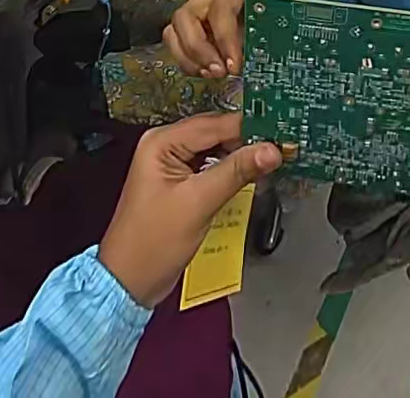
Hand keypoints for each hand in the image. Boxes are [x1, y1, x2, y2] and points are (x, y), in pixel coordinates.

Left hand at [98, 112, 281, 306]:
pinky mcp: (179, 179)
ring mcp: (171, 161)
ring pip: (215, 147)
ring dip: (240, 154)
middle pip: (216, 132)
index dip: (249, 128)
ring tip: (272, 158)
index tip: (281, 133)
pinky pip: (210, 163)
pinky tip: (251, 173)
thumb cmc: (155, 242)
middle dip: (247, 140)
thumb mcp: (199, 203)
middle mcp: (165, 143)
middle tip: (282, 146)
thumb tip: (272, 149)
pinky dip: (230, 168)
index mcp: (162, 141)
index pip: (214, 124)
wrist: (127, 284)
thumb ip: (237, 171)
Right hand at [163, 0, 307, 77]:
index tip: (235, 65)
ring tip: (212, 74)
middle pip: (185, 17)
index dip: (225, 39)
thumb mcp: (289, 4)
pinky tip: (207, 72)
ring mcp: (201, 7)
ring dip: (188, 57)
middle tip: (218, 72)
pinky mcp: (198, 24)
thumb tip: (269, 60)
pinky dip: (188, 61)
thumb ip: (278, 27)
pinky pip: (178, 42)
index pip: (220, 9)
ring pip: (175, 30)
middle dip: (198, 49)